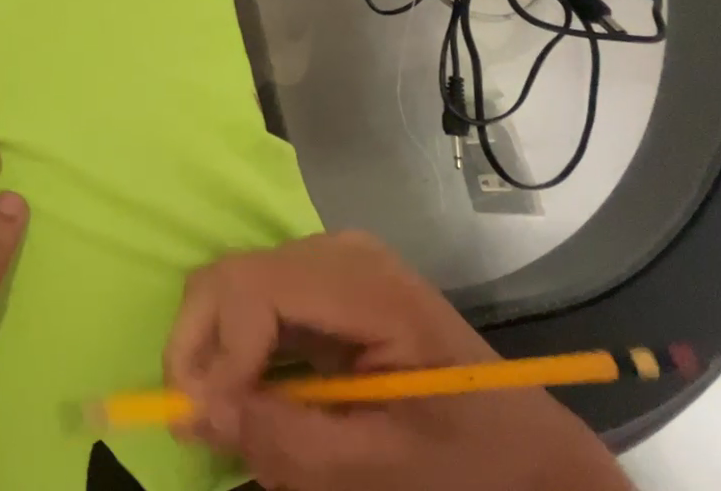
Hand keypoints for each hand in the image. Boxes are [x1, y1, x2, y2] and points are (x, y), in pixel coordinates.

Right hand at [165, 233, 631, 490]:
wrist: (529, 450)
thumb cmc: (471, 462)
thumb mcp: (384, 467)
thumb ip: (287, 441)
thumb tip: (192, 412)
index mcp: (367, 287)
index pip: (252, 289)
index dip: (218, 352)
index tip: (203, 418)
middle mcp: (335, 253)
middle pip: (227, 281)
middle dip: (199, 349)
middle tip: (194, 418)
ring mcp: (324, 261)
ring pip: (225, 288)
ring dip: (210, 351)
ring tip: (221, 413)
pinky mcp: (315, 280)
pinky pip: (246, 301)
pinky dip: (232, 348)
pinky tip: (249, 393)